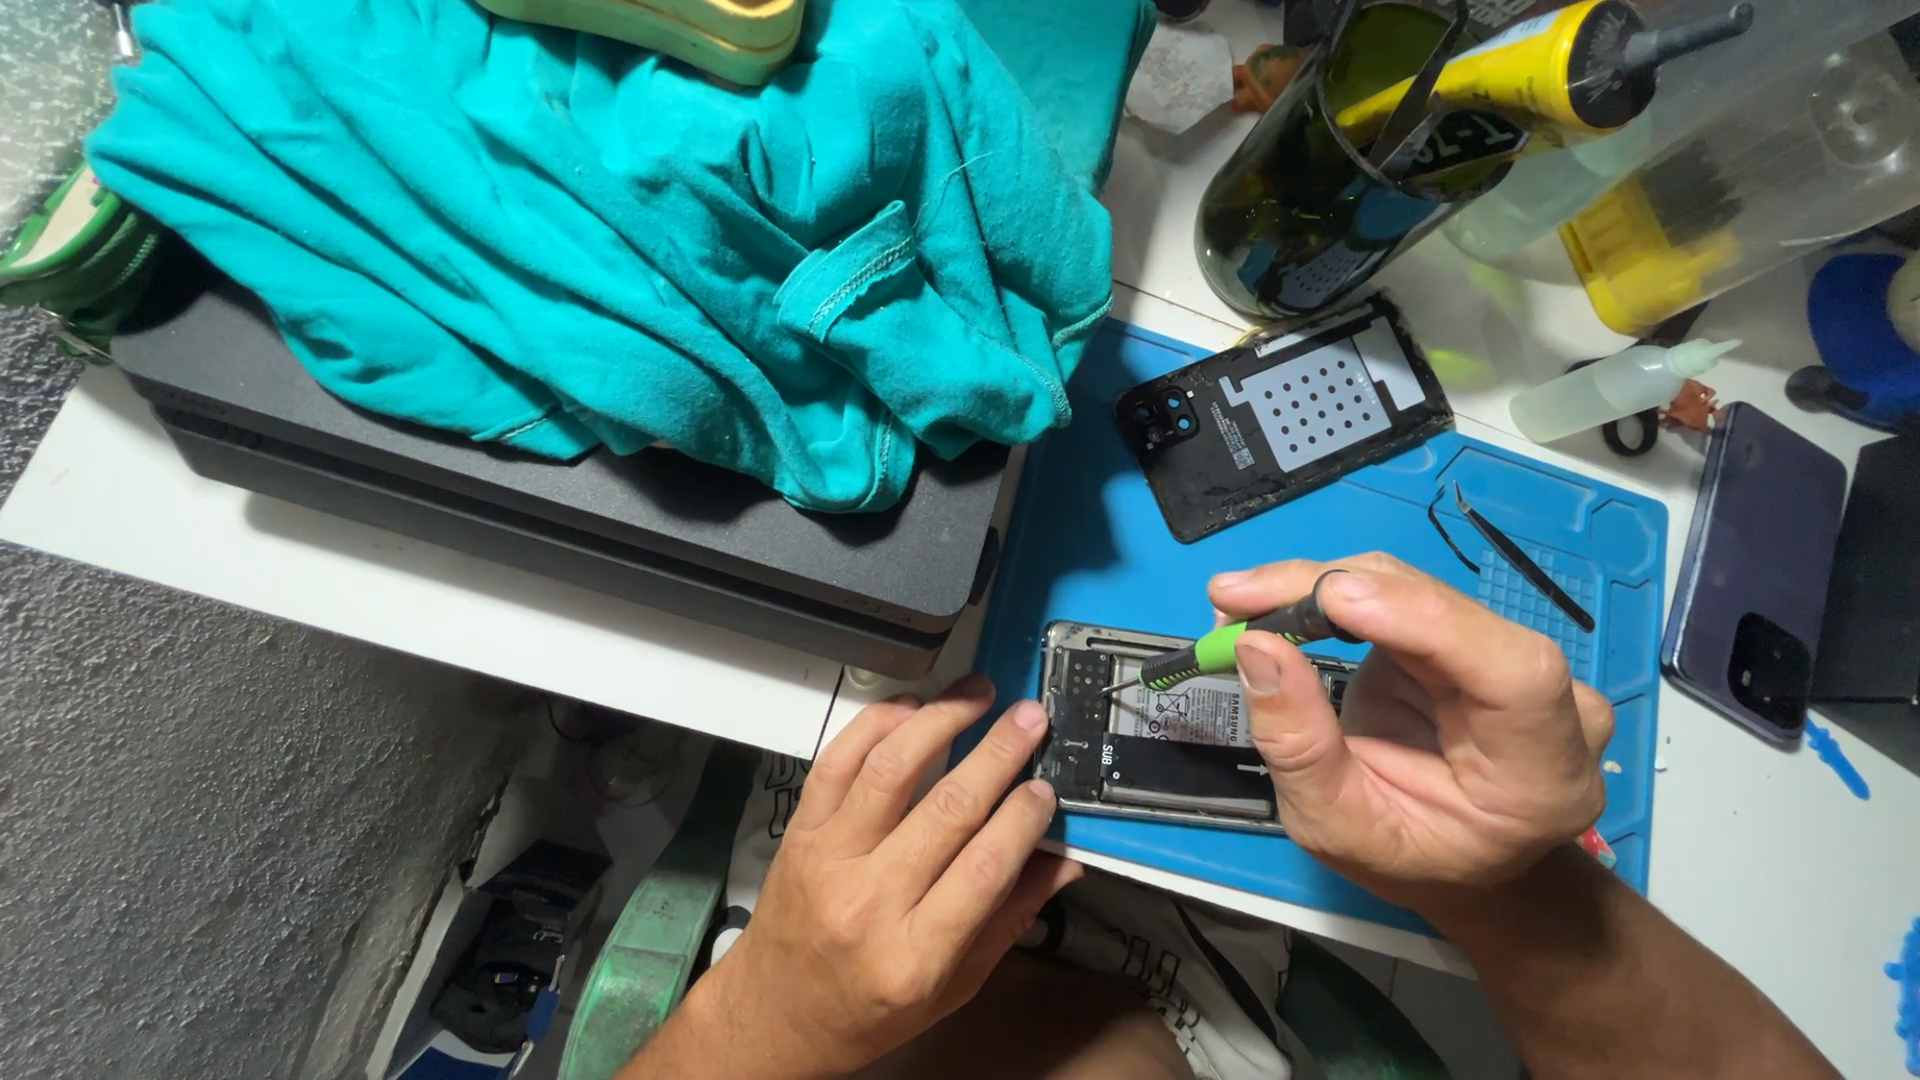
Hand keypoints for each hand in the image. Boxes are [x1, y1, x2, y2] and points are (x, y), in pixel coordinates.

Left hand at [688, 677, 1081, 1079]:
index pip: (985, 868)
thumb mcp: (952, 988)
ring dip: (939, 720)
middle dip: (998, 753)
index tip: (1047, 786)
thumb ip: (1009, 920)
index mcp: (916, 956)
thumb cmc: (869, 1010)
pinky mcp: (800, 829)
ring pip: (889, 769)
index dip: (1023, 818)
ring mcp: (828, 857)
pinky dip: (876, 722)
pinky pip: (837, 760)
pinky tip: (912, 705)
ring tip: (977, 693)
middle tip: (1029, 717)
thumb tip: (1065, 860)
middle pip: (946, 809)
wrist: (773, 1014)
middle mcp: (869, 901)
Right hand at [1210, 555, 1612, 910]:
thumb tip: (1255, 645)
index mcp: (1539, 771)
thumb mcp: (1334, 824)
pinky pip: (1388, 593)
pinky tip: (1270, 602)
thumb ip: (1298, 746)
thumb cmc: (1405, 856)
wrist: (1455, 858)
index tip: (1329, 599)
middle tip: (1235, 598)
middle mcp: (1545, 698)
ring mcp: (1500, 656)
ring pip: (1407, 588)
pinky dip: (1320, 593)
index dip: (1424, 619)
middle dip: (1331, 590)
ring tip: (1236, 602)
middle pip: (1444, 610)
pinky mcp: (1455, 635)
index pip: (1511, 671)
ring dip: (1313, 584)